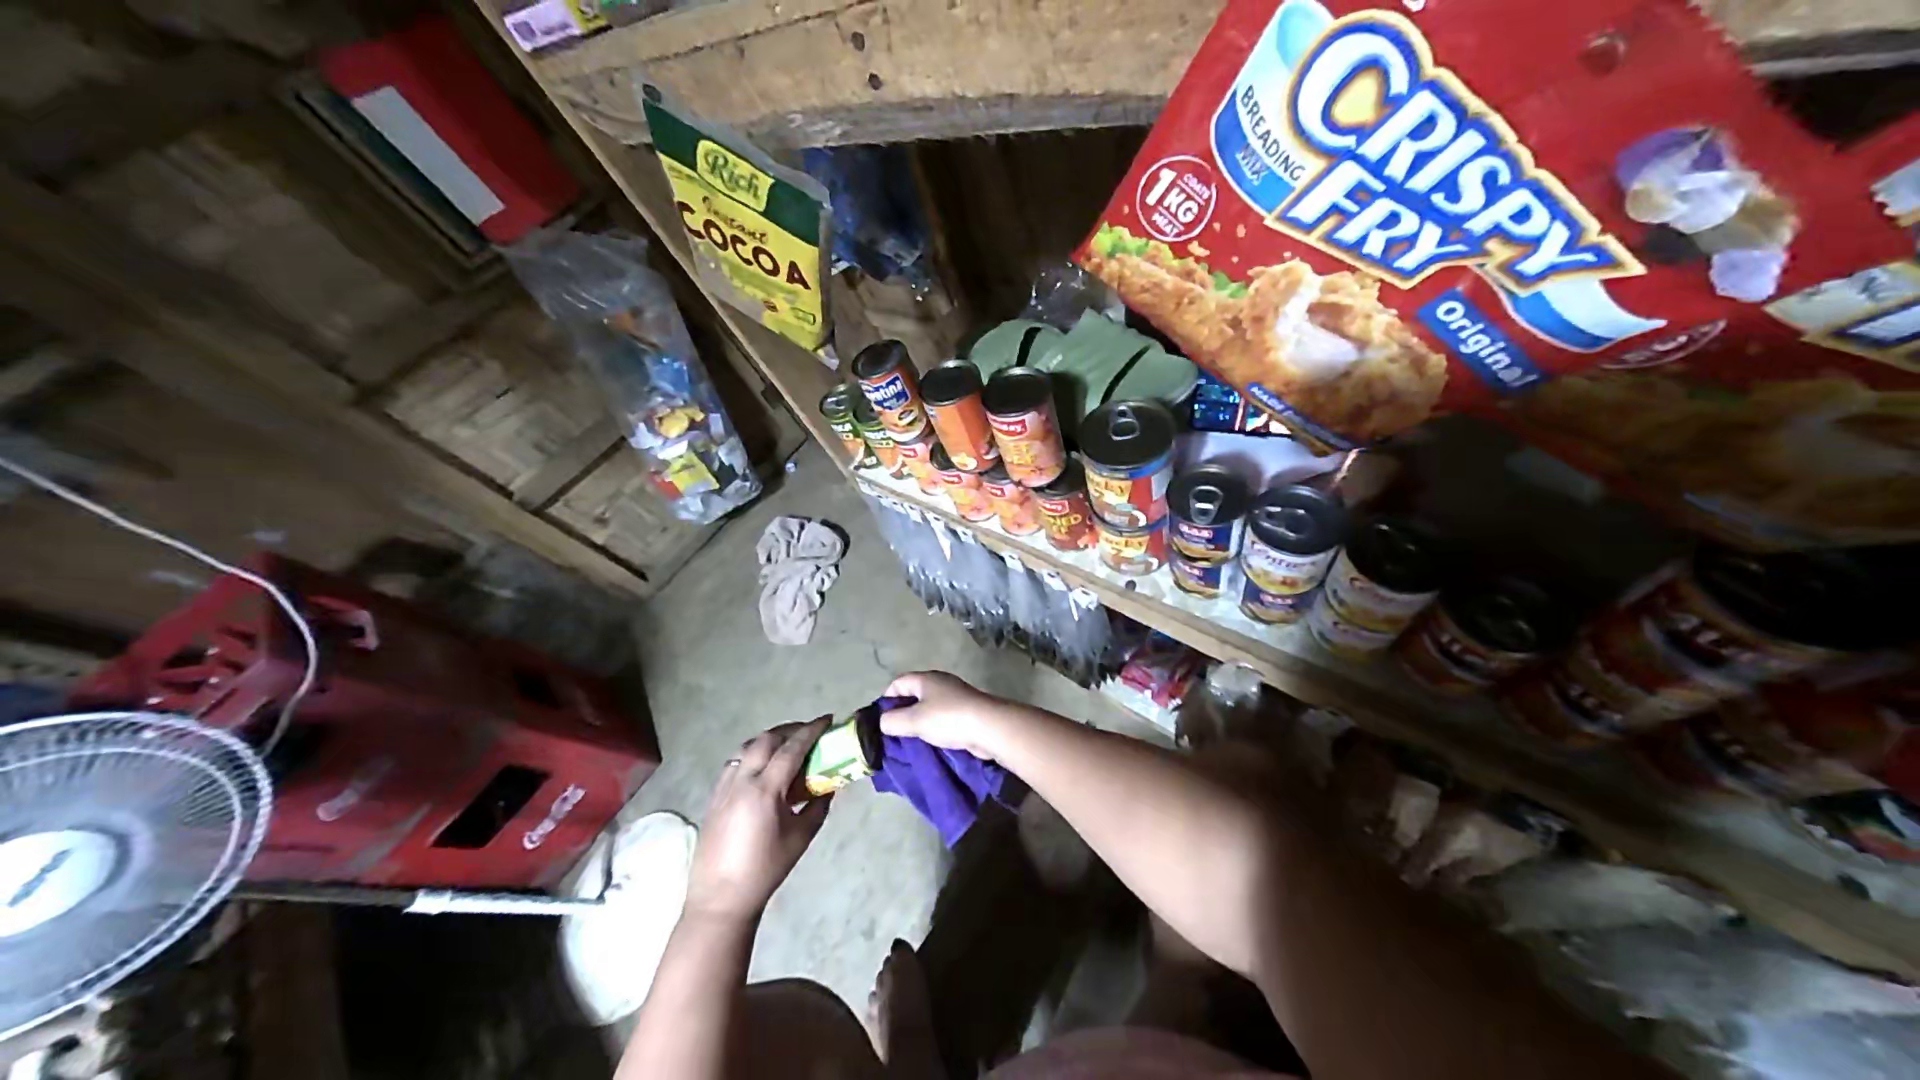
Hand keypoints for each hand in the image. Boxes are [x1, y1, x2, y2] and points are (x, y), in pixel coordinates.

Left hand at [684, 717, 831, 921]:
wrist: (721, 896)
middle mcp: (742, 780)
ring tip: (787, 744)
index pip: (791, 748)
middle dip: (790, 729)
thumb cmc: (766, 869)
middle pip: (767, 739)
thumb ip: (818, 806)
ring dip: (769, 738)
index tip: (827, 719)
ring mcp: (724, 786)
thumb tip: (830, 786)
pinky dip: (752, 753)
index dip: (810, 730)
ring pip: (747, 747)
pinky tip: (763, 766)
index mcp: (765, 790)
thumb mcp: (801, 837)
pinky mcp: (714, 795)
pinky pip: (735, 762)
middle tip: (809, 732)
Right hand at [880, 671, 1012, 760]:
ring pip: (929, 709)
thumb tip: (883, 722)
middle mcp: (940, 684)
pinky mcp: (966, 712)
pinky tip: (931, 743)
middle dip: (902, 714)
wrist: (989, 727)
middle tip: (894, 734)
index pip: (898, 683)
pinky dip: (935, 729)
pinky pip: (943, 719)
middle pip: (914, 695)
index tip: (881, 721)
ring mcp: (955, 697)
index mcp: (926, 679)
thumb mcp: (914, 720)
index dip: (886, 699)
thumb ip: (893, 721)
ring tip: (911, 742)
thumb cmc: (948, 719)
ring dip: (919, 724)